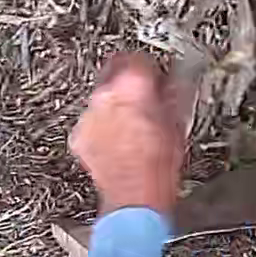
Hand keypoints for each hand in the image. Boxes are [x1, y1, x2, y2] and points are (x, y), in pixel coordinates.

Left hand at [68, 53, 187, 217]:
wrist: (135, 197)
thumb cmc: (157, 166)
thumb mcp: (176, 122)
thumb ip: (170, 95)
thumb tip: (171, 86)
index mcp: (133, 85)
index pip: (138, 59)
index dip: (149, 68)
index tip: (154, 75)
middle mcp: (106, 96)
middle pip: (113, 75)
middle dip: (126, 85)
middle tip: (140, 100)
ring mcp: (89, 117)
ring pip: (100, 101)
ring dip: (112, 109)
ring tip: (129, 128)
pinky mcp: (79, 137)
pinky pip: (90, 125)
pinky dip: (100, 130)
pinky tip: (115, 143)